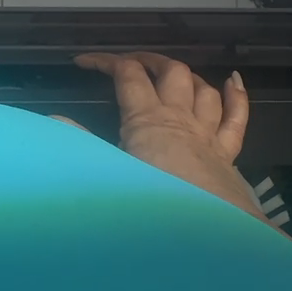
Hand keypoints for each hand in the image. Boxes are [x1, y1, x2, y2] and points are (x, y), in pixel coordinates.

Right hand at [74, 52, 265, 223]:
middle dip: (148, 60)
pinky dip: (237, 95)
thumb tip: (53, 119)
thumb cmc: (154, 197)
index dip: (103, 60)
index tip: (82, 62)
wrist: (209, 230)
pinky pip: (237, 117)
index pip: (126, 73)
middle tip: (129, 63)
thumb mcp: (110, 168)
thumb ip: (82, 142)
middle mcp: (178, 116)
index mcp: (146, 117)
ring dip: (186, 76)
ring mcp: (207, 132)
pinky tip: (234, 81)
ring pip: (202, 89)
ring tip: (171, 72)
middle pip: (170, 72)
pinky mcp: (228, 152)